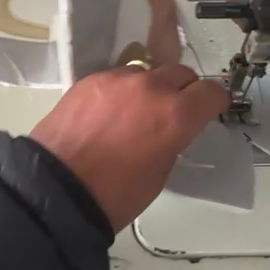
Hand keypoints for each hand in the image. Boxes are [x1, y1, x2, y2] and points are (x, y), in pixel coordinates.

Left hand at [32, 64, 226, 230]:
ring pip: (146, 74)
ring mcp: (116, 80)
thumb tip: (169, 129)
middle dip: (182, 91)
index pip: (210, 92)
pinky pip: (115, 79)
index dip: (213, 102)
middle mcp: (150, 88)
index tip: (210, 110)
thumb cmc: (114, 195)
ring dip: (149, 89)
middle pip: (180, 74)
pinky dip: (119, 92)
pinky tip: (107, 115)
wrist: (56, 190)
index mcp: (175, 114)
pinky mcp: (88, 81)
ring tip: (135, 115)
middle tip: (173, 112)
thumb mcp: (159, 173)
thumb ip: (172, 140)